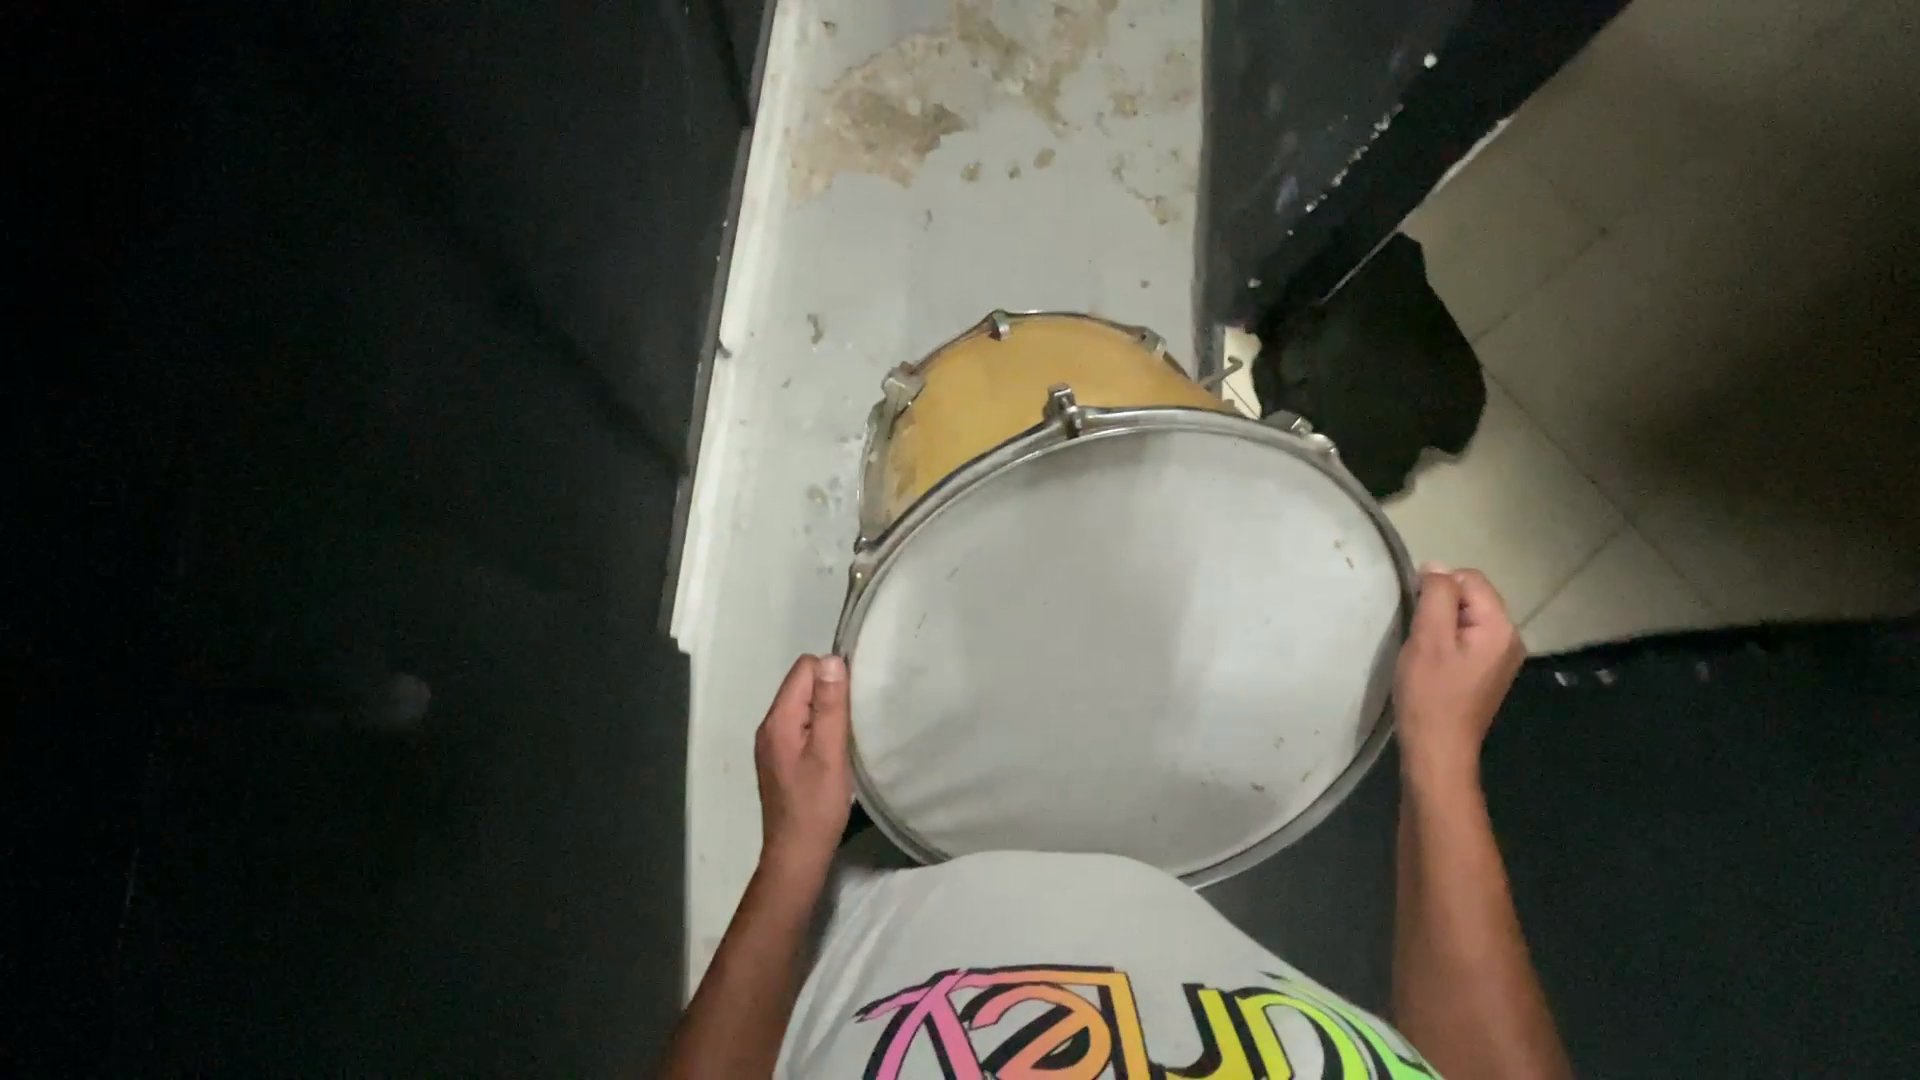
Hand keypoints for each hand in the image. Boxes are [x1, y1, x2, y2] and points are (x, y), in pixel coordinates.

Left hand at [754, 654, 852, 878]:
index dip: (833, 676)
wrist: (796, 855)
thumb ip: (829, 705)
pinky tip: (834, 751)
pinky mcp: (780, 757)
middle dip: (830, 692)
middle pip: (802, 684)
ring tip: (846, 736)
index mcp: (778, 720)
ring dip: (826, 712)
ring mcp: (772, 743)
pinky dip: (819, 728)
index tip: (854, 702)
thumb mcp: (829, 752)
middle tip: (854, 721)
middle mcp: (769, 725)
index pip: (805, 668)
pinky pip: (801, 724)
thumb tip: (832, 659)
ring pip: (803, 704)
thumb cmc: (817, 805)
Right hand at [1394, 566, 1523, 788]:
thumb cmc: (1430, 692)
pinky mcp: (1489, 671)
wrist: (1438, 747)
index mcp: (1500, 626)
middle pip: (1473, 596)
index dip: (1437, 587)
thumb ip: (1435, 596)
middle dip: (1441, 605)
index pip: (1470, 579)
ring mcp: (1502, 657)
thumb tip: (1436, 566)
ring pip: (1469, 617)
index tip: (1416, 614)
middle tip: (1419, 634)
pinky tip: (1434, 662)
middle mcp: (1510, 637)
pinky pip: (1469, 637)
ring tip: (1424, 649)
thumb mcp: (1428, 638)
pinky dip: (1449, 641)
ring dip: (1443, 624)